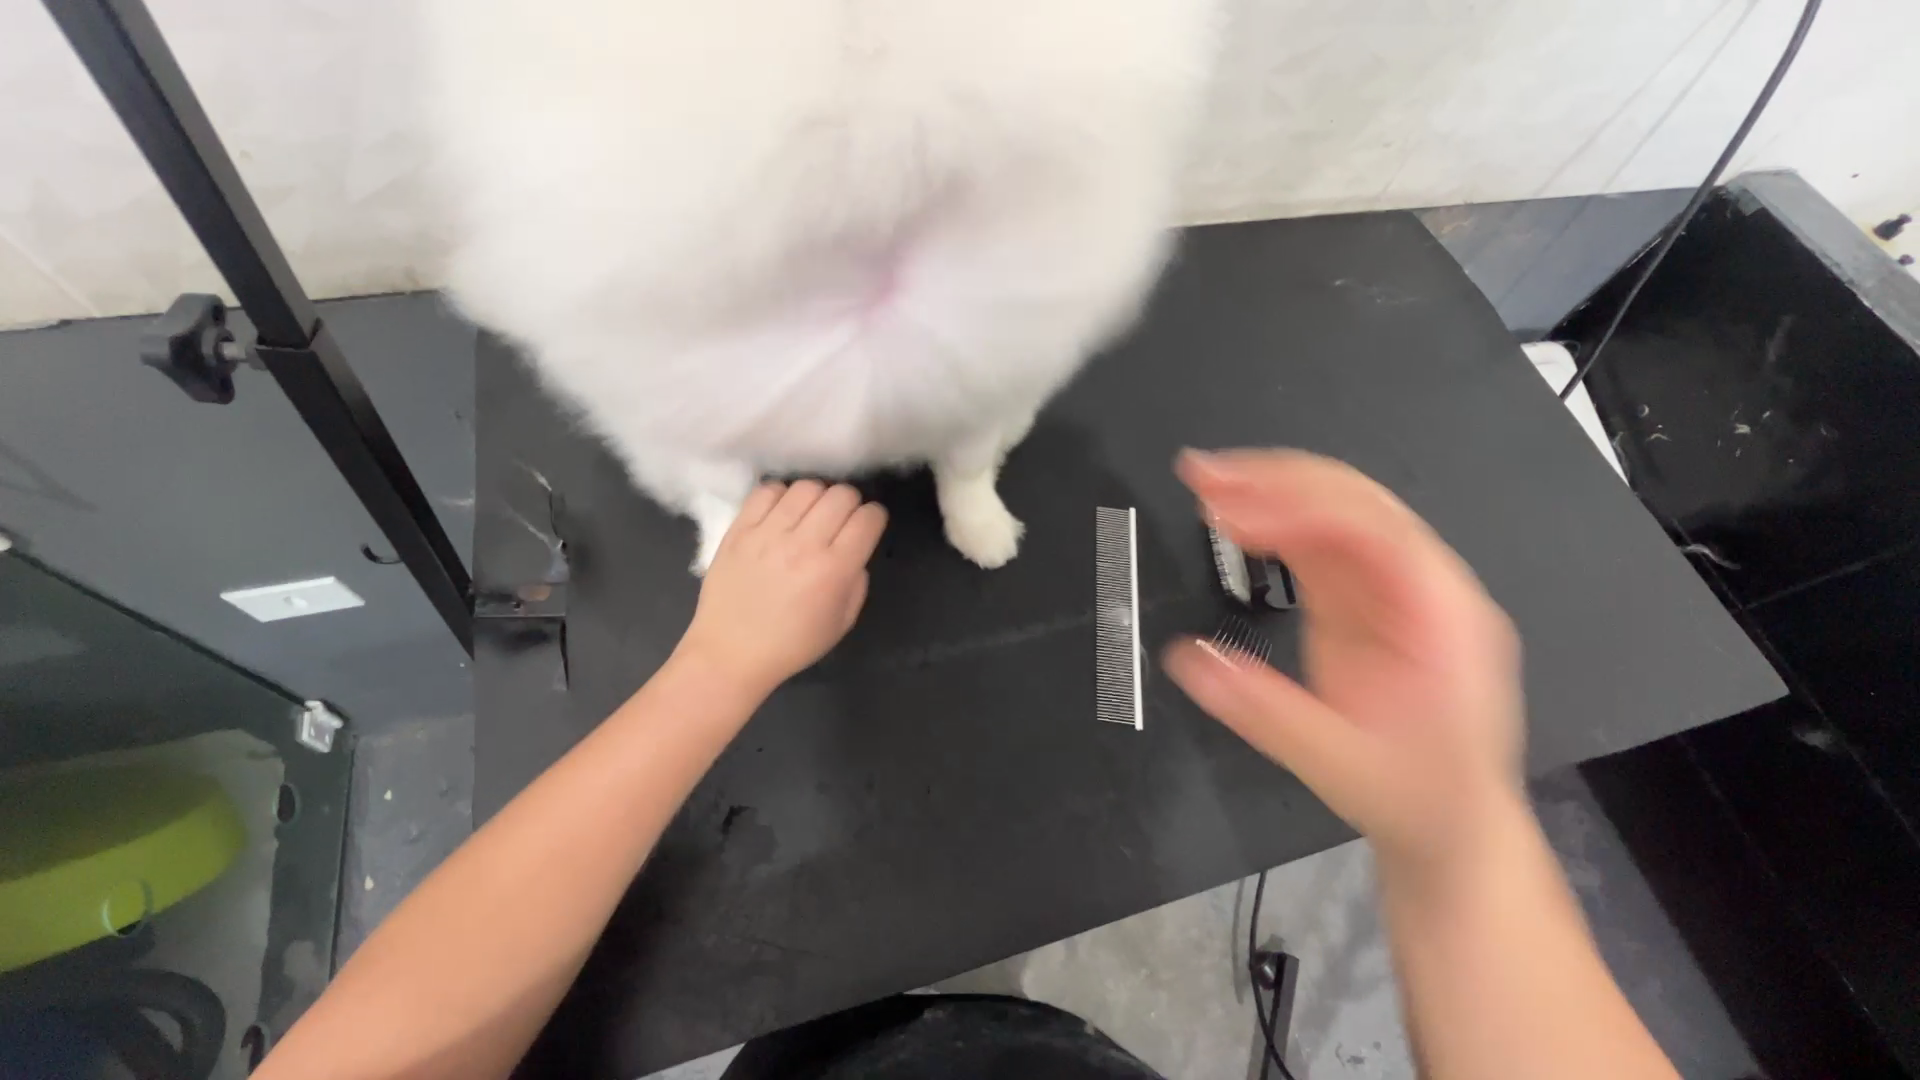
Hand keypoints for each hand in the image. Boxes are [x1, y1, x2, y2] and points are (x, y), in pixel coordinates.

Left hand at [676, 481, 886, 693]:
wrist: (731, 653)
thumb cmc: (792, 644)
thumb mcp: (843, 621)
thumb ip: (857, 580)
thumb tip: (854, 549)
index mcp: (833, 570)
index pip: (868, 518)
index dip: (874, 518)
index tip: (868, 526)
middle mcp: (803, 545)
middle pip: (841, 494)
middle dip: (850, 503)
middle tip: (841, 520)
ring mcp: (767, 534)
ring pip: (806, 487)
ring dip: (817, 497)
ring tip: (810, 515)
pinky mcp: (739, 530)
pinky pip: (767, 490)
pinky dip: (781, 496)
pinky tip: (781, 514)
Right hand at [1163, 450, 1525, 878]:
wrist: (1452, 826)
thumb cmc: (1415, 796)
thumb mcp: (1337, 762)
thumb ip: (1262, 709)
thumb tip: (1185, 657)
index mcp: (1440, 616)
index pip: (1374, 532)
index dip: (1299, 509)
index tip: (1232, 513)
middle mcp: (1423, 587)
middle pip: (1355, 503)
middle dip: (1277, 480)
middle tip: (1203, 474)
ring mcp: (1394, 590)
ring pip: (1335, 512)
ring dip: (1270, 491)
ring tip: (1207, 485)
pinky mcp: (1365, 601)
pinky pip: (1320, 543)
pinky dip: (1273, 525)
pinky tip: (1234, 520)